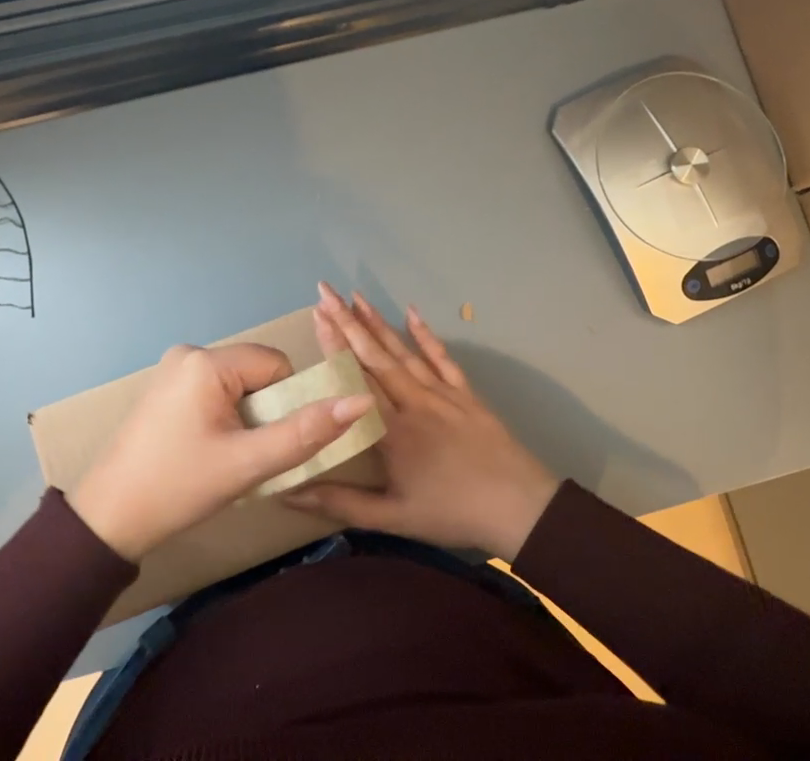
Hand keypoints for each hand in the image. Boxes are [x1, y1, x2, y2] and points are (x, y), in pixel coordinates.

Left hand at [69, 342, 373, 560]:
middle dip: (263, 413)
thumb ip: (306, 432)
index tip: (268, 443)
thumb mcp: (249, 463)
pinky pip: (214, 393)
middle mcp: (188, 353)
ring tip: (224, 458)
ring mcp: (171, 370)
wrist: (110, 519)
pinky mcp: (164, 389)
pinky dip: (223, 419)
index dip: (285, 404)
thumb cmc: (179, 487)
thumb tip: (362, 402)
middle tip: (244, 456)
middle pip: (256, 374)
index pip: (276, 366)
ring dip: (244, 419)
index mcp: (206, 361)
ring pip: (237, 386)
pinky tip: (206, 452)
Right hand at [286, 283, 560, 561]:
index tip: (316, 315)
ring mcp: (443, 395)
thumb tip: (288, 493)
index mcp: (393, 432)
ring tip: (355, 296)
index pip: (356, 380)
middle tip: (326, 292)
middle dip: (348, 322)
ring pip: (404, 352)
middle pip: (376, 357)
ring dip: (378, 323)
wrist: (521, 508)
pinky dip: (427, 335)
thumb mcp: (393, 518)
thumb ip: (340, 503)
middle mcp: (415, 403)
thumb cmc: (453, 514)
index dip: (335, 346)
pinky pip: (443, 359)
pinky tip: (412, 312)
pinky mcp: (467, 395)